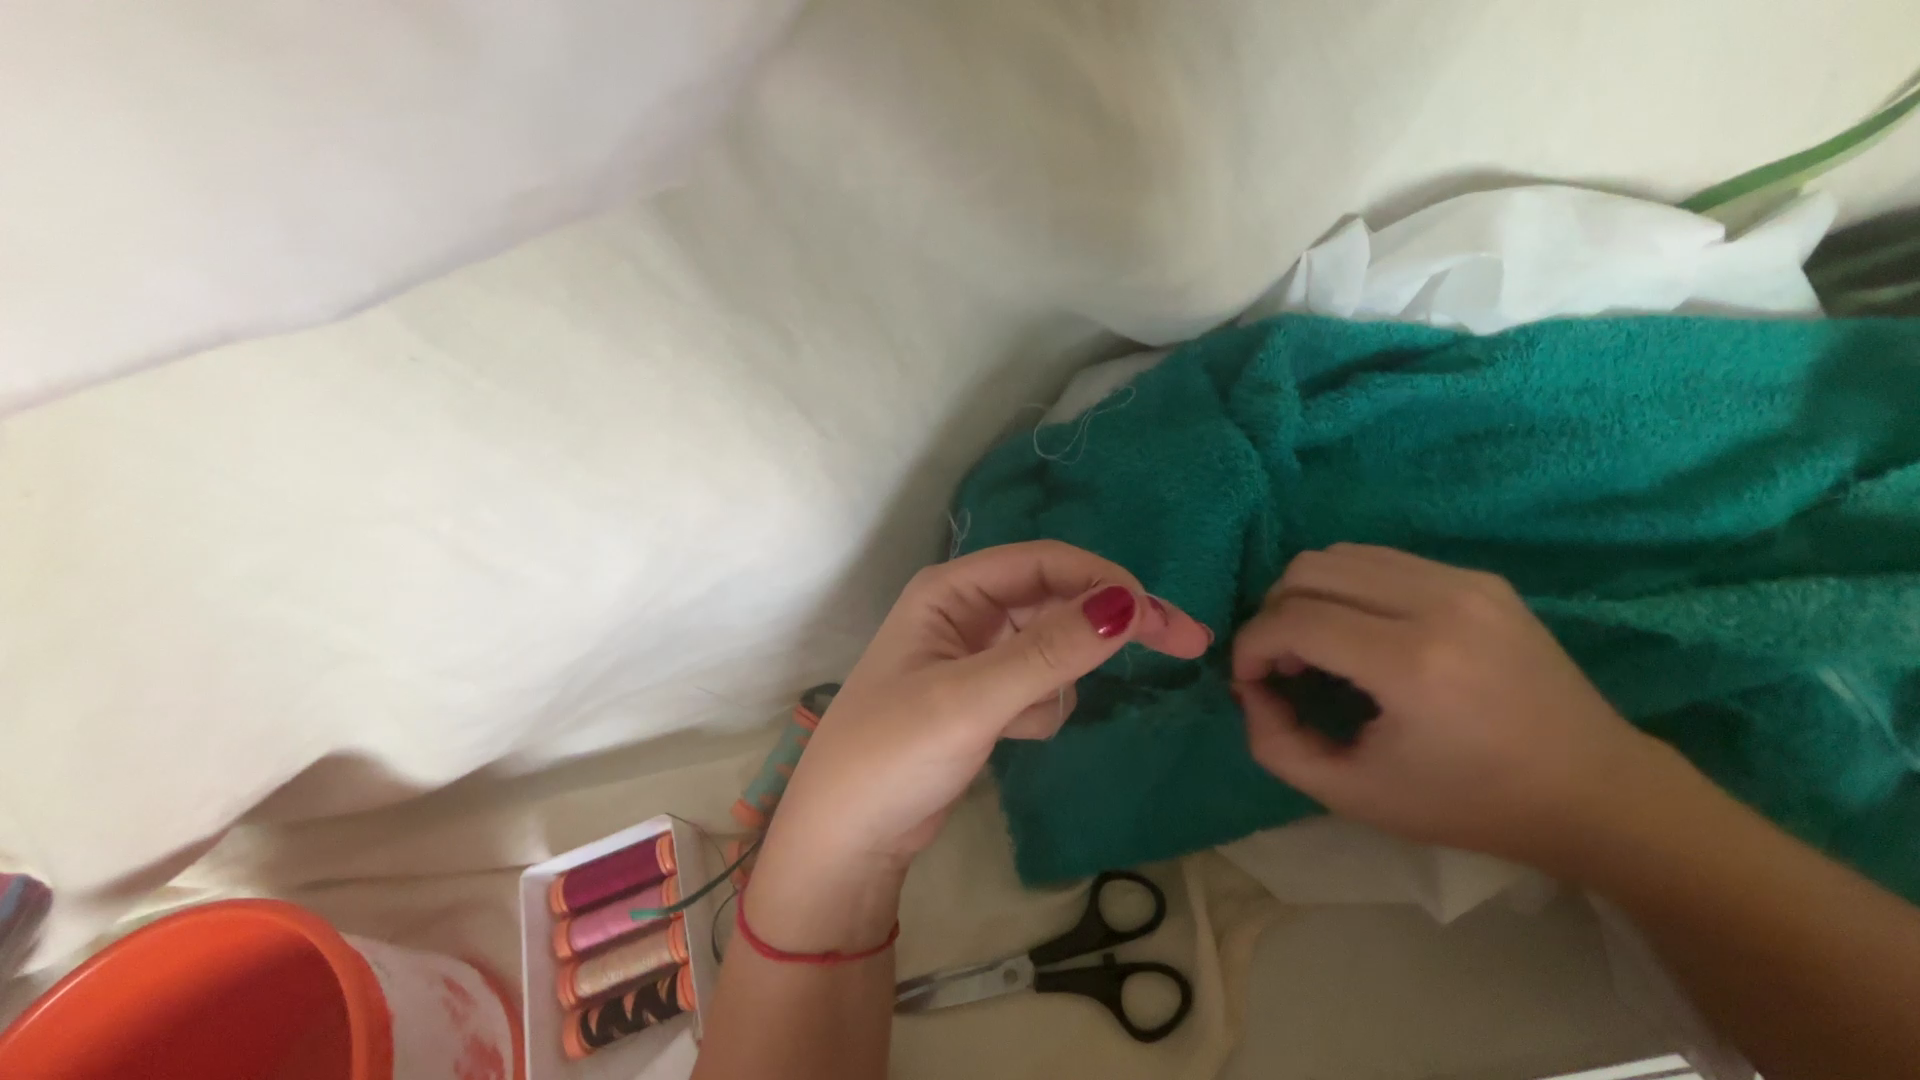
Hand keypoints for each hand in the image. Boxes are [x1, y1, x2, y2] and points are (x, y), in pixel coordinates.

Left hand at [746, 541, 1210, 948]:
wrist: (846, 839)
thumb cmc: (893, 756)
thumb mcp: (972, 700)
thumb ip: (1050, 652)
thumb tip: (1129, 603)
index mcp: (950, 590)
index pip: (1045, 564)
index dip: (1107, 583)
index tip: (1163, 618)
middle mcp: (964, 612)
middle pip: (1057, 599)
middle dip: (1106, 625)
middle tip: (1184, 644)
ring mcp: (974, 655)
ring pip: (1052, 646)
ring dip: (1057, 681)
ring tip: (1016, 724)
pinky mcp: (982, 697)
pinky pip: (1038, 685)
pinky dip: (1039, 709)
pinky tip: (1007, 738)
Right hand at [1230, 543, 1672, 866]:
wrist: (1593, 791)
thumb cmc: (1469, 804)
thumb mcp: (1354, 794)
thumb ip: (1277, 744)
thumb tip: (1250, 690)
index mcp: (1410, 664)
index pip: (1294, 619)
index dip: (1251, 646)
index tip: (1250, 682)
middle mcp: (1438, 603)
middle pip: (1309, 570)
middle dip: (1274, 614)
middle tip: (1282, 664)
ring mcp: (1464, 582)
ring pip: (1341, 554)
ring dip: (1307, 595)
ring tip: (1316, 645)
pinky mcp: (1480, 578)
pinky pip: (1381, 559)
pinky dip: (1347, 588)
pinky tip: (1359, 632)